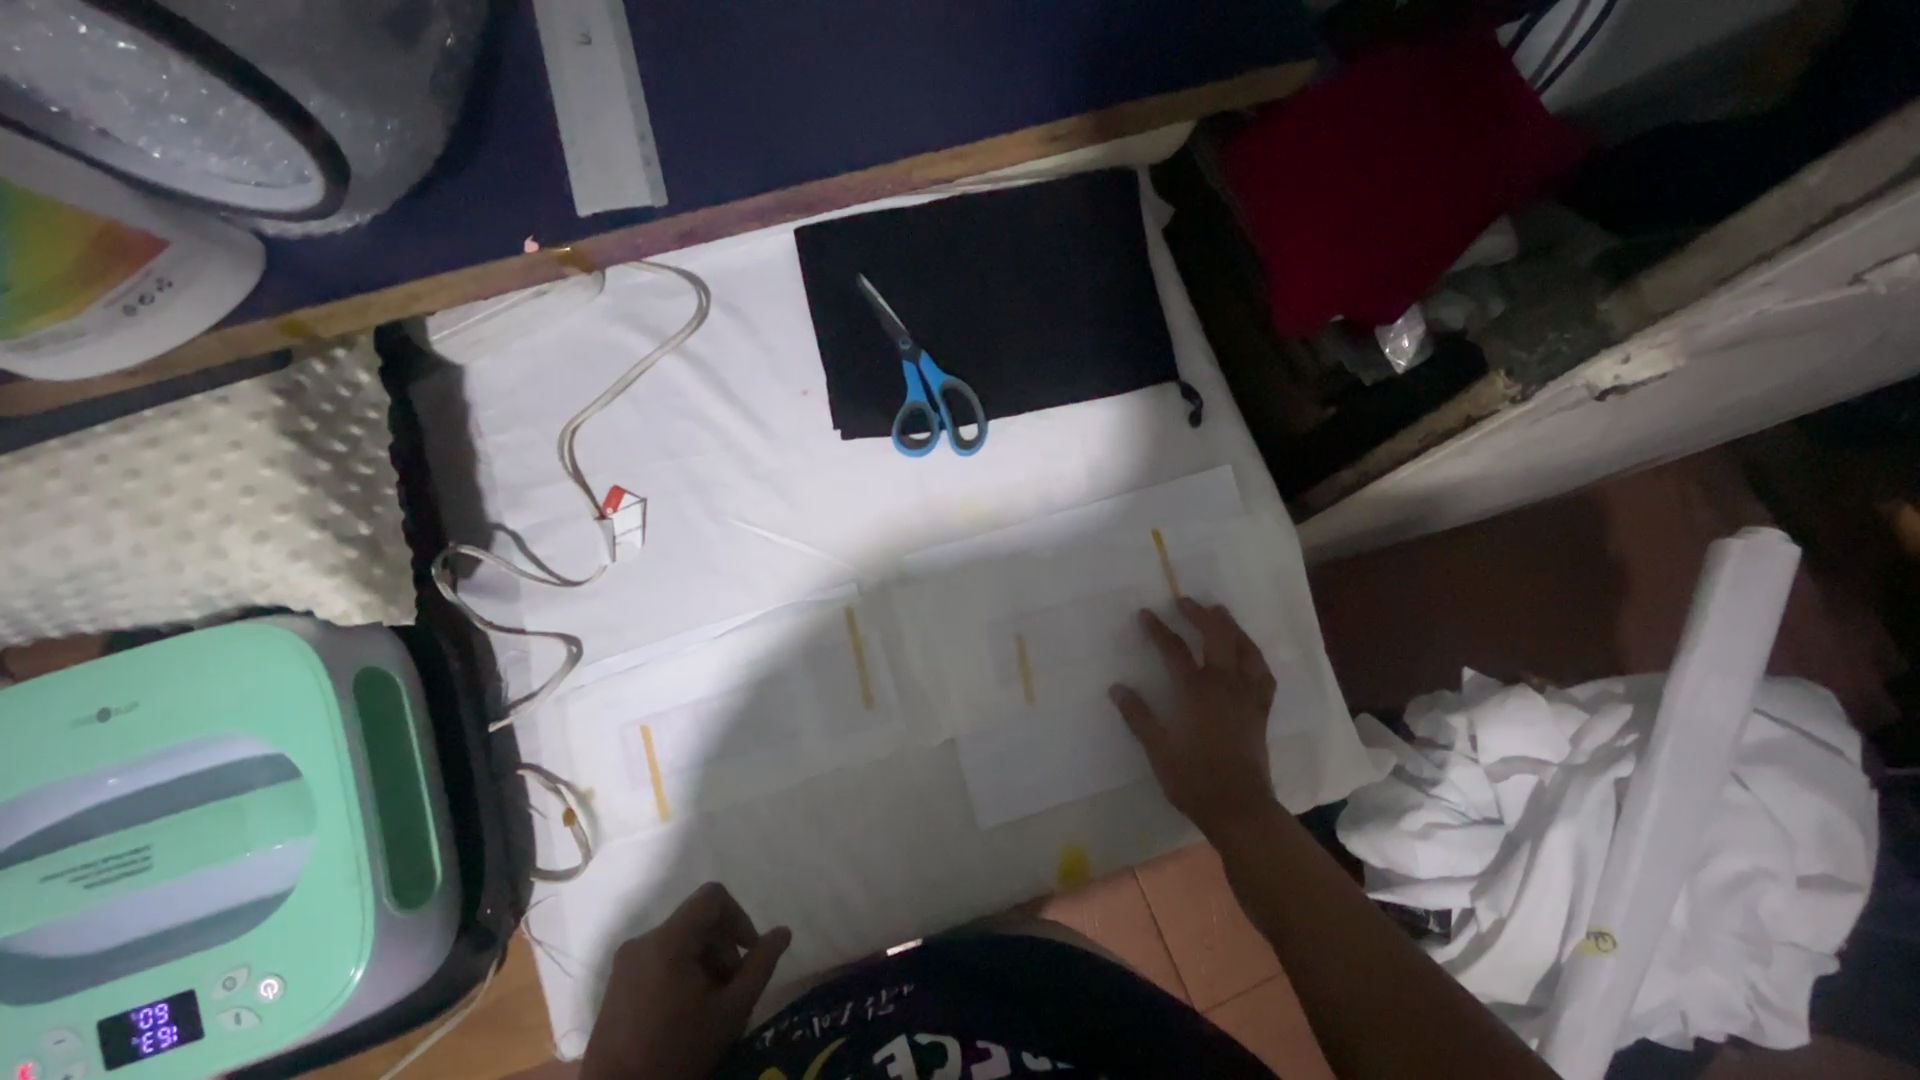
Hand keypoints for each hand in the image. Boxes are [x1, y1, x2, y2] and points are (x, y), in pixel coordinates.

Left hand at [580, 883, 791, 1079]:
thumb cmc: (678, 1051)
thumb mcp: (731, 1010)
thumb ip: (760, 966)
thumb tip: (783, 931)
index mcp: (669, 941)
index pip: (712, 897)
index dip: (740, 917)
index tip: (748, 954)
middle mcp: (643, 940)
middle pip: (697, 920)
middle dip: (723, 946)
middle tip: (732, 989)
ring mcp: (626, 961)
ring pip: (680, 940)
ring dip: (705, 961)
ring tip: (711, 1004)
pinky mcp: (618, 981)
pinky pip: (660, 957)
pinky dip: (682, 971)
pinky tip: (687, 1011)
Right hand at [1110, 598, 1279, 835]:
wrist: (1239, 806)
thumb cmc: (1193, 779)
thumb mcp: (1158, 749)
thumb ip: (1138, 716)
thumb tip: (1117, 688)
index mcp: (1195, 691)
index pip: (1174, 651)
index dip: (1158, 630)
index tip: (1146, 613)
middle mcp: (1224, 685)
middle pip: (1215, 638)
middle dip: (1200, 615)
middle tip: (1185, 601)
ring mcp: (1247, 696)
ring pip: (1244, 650)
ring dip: (1232, 627)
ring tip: (1221, 613)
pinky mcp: (1261, 710)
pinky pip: (1264, 675)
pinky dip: (1256, 658)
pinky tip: (1250, 655)